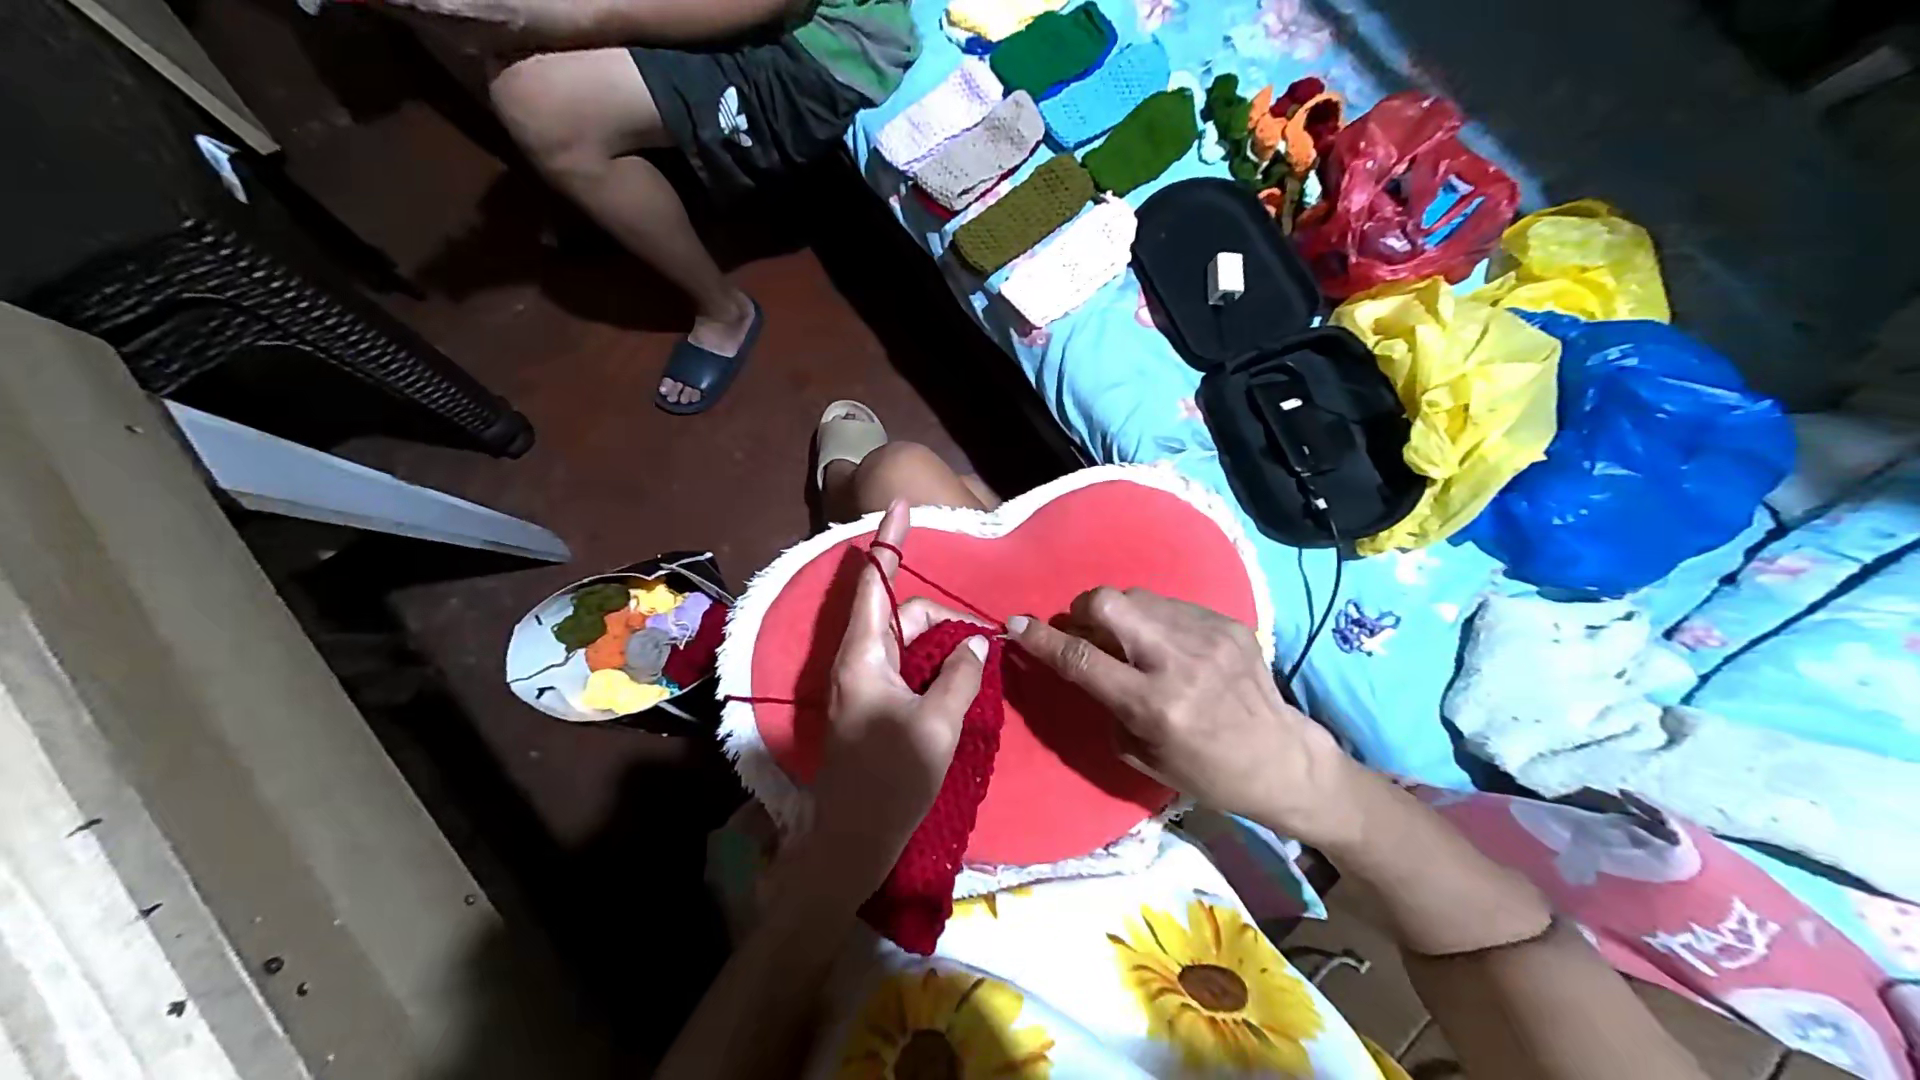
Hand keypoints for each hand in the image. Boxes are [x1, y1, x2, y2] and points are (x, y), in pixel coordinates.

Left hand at [807, 502, 988, 891]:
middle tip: (980, 645)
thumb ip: (959, 675)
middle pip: (901, 612)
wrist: (853, 839)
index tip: (901, 505)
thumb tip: (976, 641)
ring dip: (940, 643)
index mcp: (863, 655)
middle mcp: (857, 659)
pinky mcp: (871, 701)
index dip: (890, 541)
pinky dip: (931, 661)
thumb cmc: (891, 781)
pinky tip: (956, 678)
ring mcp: (862, 680)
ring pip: (906, 639)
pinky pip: (905, 663)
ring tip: (972, 666)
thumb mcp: (936, 726)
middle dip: (941, 616)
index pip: (875, 582)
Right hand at [1007, 587, 1365, 847]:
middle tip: (1085, 630)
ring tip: (1130, 640)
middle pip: (1108, 603)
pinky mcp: (1226, 623)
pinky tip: (1167, 645)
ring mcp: (1206, 636)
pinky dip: (1153, 620)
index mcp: (1153, 705)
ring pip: (1136, 597)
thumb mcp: (1139, 754)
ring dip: (1119, 614)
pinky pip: (1169, 605)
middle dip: (1082, 610)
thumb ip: (1104, 701)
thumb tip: (1079, 657)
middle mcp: (1177, 662)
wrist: (1280, 758)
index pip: (1082, 659)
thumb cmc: (1204, 771)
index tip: (1017, 623)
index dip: (1042, 638)